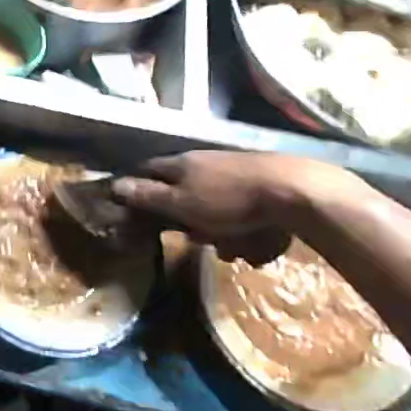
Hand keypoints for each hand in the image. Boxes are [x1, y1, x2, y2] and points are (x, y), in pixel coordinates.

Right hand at [110, 151, 363, 263]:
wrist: (295, 191)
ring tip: (231, 248)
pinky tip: (255, 241)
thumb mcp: (180, 203)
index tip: (131, 207)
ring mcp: (234, 170)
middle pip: (182, 191)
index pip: (147, 170)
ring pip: (213, 204)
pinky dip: (242, 226)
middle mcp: (205, 162)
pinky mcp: (261, 182)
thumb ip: (148, 196)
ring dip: (217, 228)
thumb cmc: (228, 200)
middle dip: (185, 218)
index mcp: (181, 163)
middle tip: (192, 237)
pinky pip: (241, 208)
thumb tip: (115, 185)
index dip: (136, 187)